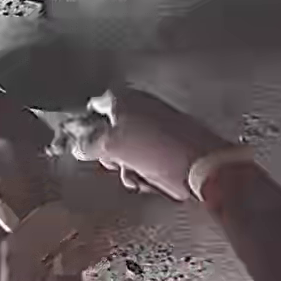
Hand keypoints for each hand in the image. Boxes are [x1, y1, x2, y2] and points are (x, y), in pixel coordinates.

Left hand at [0, 207, 97, 280]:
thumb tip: (66, 258)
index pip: (19, 250)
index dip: (43, 224)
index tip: (75, 213)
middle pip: (19, 253)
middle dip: (45, 226)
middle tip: (79, 215)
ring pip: (29, 270)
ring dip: (52, 244)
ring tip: (81, 231)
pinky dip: (60, 269)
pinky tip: (77, 270)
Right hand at [57, 87, 234, 200]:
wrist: (206, 168)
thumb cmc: (159, 151)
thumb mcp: (113, 147)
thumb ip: (88, 143)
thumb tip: (75, 145)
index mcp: (125, 99)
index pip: (93, 107)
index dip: (82, 125)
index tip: (74, 142)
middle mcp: (141, 107)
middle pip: (110, 130)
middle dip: (108, 152)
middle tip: (113, 163)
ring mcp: (158, 125)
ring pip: (129, 148)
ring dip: (128, 166)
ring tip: (136, 177)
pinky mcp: (172, 143)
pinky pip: (148, 157)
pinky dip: (145, 170)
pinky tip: (150, 181)